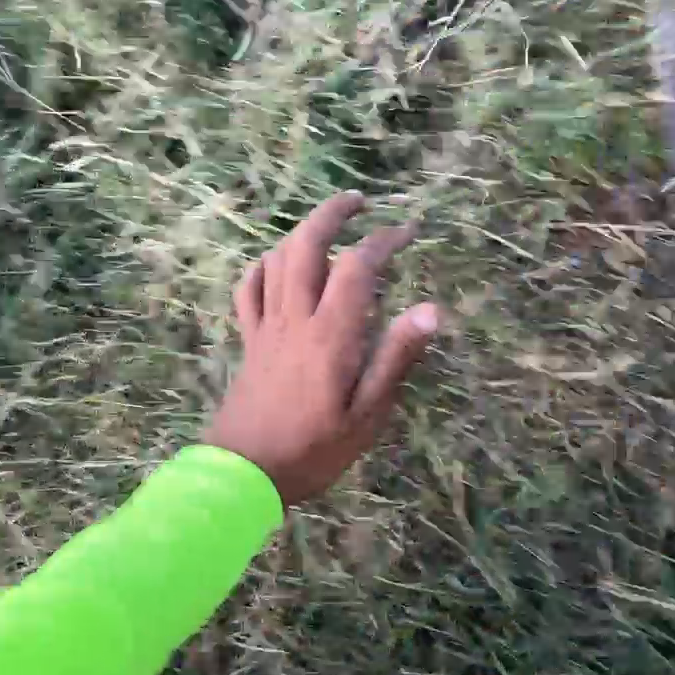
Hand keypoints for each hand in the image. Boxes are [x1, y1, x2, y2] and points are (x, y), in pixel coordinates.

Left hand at [205, 192, 438, 506]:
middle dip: (332, 214)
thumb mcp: (367, 415)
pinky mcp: (248, 341)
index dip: (384, 240)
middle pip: (307, 246)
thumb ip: (395, 358)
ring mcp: (266, 327)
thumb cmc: (313, 451)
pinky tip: (275, 264)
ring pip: (276, 261)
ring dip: (300, 232)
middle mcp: (295, 319)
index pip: (357, 268)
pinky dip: (262, 267)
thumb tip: (431, 310)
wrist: (243, 473)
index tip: (408, 229)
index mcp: (330, 335)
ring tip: (325, 224)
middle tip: (358, 201)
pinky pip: (248, 291)